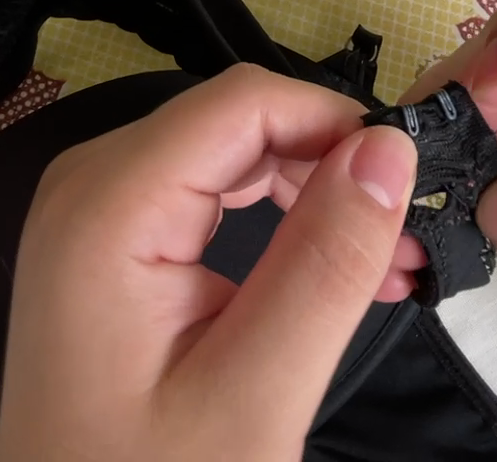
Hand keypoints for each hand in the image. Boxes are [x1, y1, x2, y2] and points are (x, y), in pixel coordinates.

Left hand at [0, 65, 418, 461]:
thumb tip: (388, 149)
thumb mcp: (252, 395)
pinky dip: (277, 213)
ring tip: (381, 261)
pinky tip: (326, 258)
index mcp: (107, 202)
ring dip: (313, 190)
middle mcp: (93, 180)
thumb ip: (325, 262)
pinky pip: (211, 188)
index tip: (403, 181)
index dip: (332, 121)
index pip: (241, 101)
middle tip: (403, 241)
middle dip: (329, 164)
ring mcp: (100, 203)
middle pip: (237, 121)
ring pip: (232, 150)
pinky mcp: (117, 231)